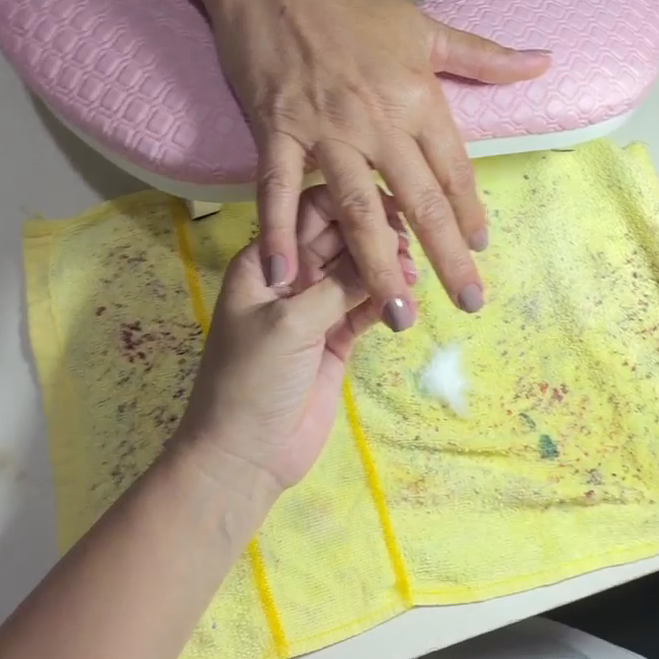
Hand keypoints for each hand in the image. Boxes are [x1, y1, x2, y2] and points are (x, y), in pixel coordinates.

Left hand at [179, 187, 412, 490]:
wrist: (245, 455)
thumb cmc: (250, 380)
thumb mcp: (289, 324)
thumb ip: (337, 286)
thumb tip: (388, 250)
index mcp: (264, 261)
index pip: (310, 212)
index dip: (349, 204)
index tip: (390, 205)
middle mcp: (292, 276)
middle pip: (340, 238)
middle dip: (374, 235)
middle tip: (412, 239)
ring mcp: (315, 308)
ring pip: (358, 273)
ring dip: (385, 270)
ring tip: (414, 272)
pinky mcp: (336, 338)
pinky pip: (366, 308)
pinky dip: (386, 302)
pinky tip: (407, 301)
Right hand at [208, 0, 549, 332]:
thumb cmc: (351, 1)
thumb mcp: (425, 26)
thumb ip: (485, 55)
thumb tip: (544, 61)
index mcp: (417, 98)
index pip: (454, 170)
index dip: (470, 213)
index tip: (481, 250)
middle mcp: (378, 122)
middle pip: (418, 201)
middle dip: (446, 257)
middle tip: (468, 303)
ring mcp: (326, 130)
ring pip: (359, 209)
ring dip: (378, 265)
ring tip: (398, 314)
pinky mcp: (278, 131)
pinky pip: (279, 191)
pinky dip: (279, 234)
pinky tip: (284, 277)